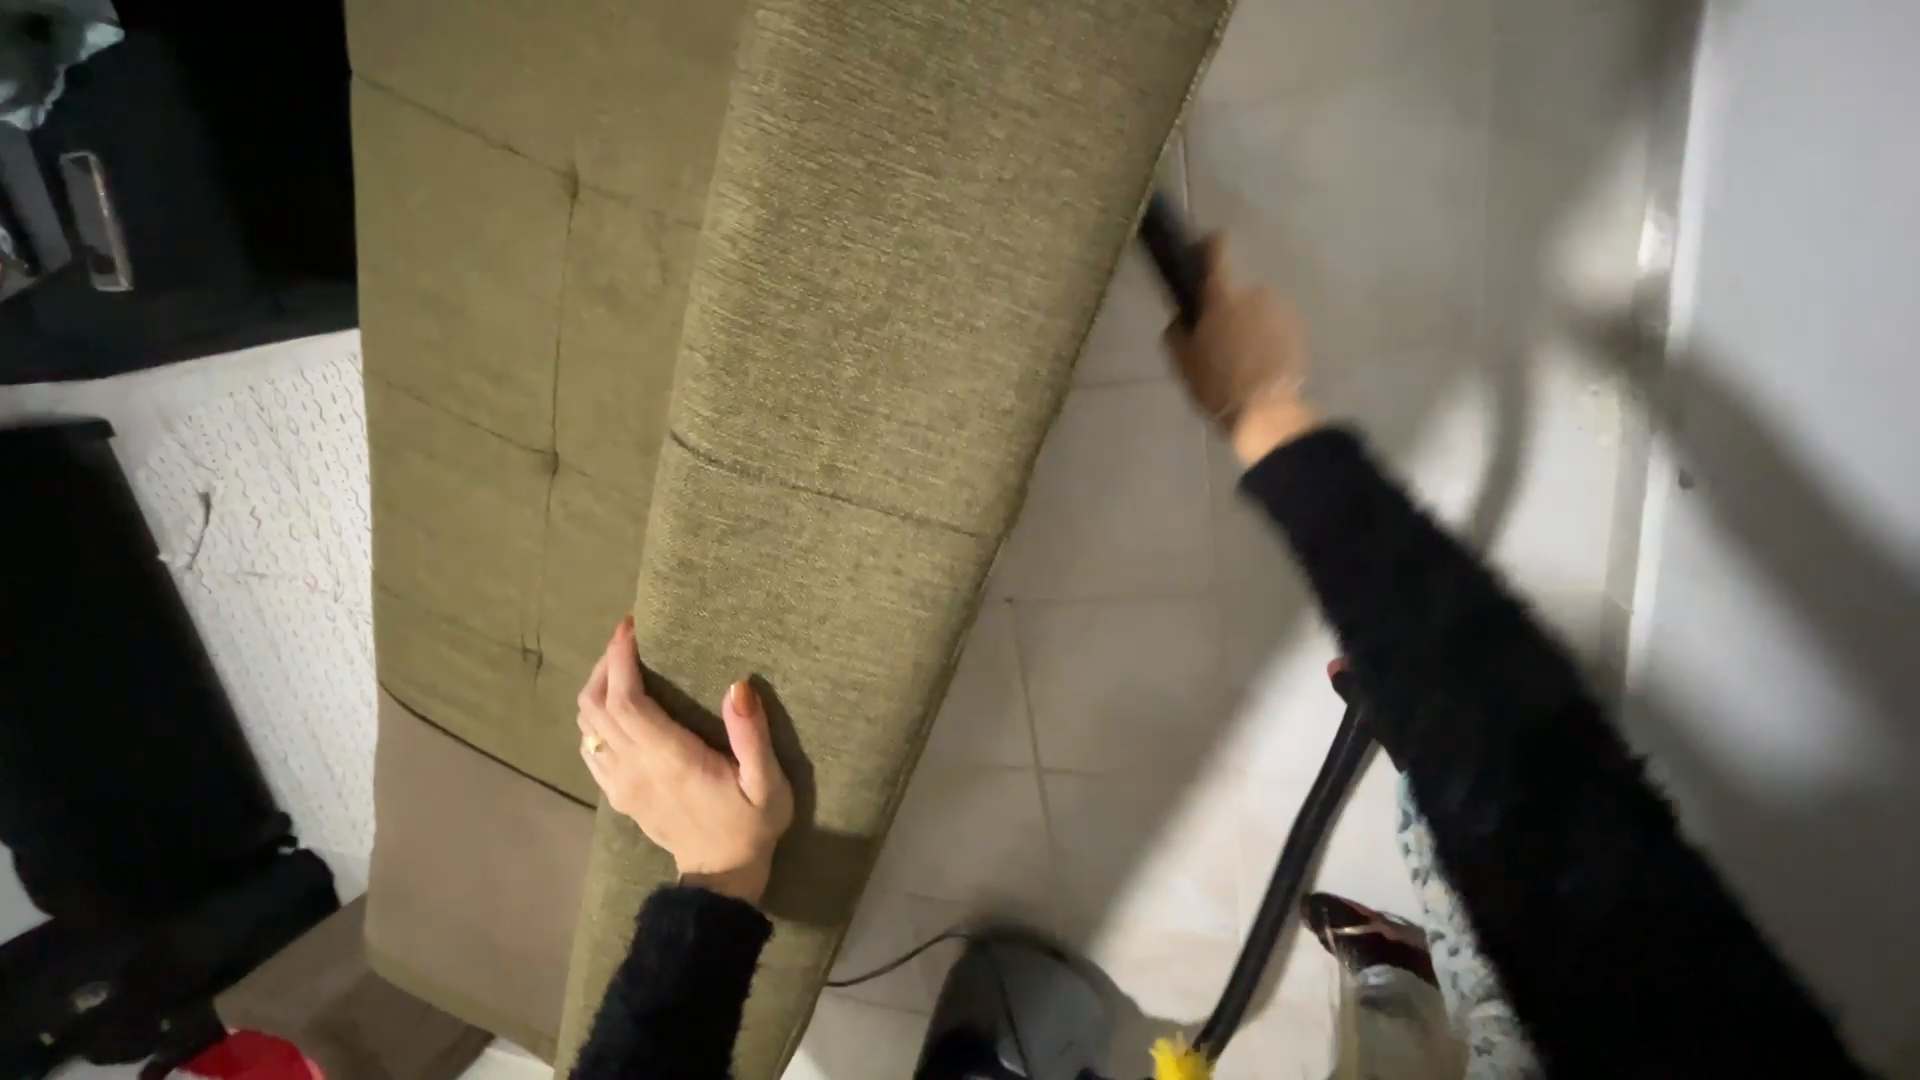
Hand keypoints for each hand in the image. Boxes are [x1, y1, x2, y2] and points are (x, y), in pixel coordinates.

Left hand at [577, 619, 794, 904]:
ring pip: (587, 725)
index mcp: (669, 760)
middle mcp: (635, 769)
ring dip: (596, 687)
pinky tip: (615, 706)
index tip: (630, 628)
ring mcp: (620, 783)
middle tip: (628, 637)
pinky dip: (594, 717)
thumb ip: (752, 736)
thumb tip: (737, 687)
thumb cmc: (751, 824)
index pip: (627, 702)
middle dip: (605, 664)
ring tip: (622, 663)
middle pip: (596, 706)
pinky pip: (589, 747)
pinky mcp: (618, 793)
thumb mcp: (768, 783)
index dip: (620, 661)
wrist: (722, 878)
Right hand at [1162, 238, 1320, 464]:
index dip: (1209, 246)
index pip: (1217, 252)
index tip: (1204, 248)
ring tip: (1241, 356)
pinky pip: (1275, 325)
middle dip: (1228, 308)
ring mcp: (1280, 309)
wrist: (1266, 409)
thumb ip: (1176, 332)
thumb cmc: (1217, 386)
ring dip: (1249, 323)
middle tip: (1219, 338)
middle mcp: (1254, 293)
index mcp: (1222, 298)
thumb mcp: (1182, 363)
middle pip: (1236, 291)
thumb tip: (1179, 317)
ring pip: (1257, 309)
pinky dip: (1267, 336)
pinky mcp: (1298, 328)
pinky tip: (1259, 361)